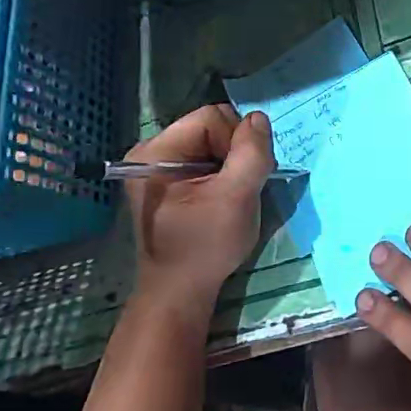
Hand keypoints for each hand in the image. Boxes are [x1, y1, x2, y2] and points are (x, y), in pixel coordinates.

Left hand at [127, 104, 273, 310]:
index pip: (211, 117)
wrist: (179, 293)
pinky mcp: (168, 182)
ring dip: (231, 166)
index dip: (236, 140)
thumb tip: (258, 118)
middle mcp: (151, 151)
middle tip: (240, 189)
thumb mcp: (236, 198)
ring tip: (232, 197)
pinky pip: (205, 160)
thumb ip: (251, 153)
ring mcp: (158, 167)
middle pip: (211, 127)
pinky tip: (222, 200)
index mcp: (157, 151)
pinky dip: (222, 176)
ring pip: (212, 143)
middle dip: (234, 153)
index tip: (240, 176)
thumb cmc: (205, 246)